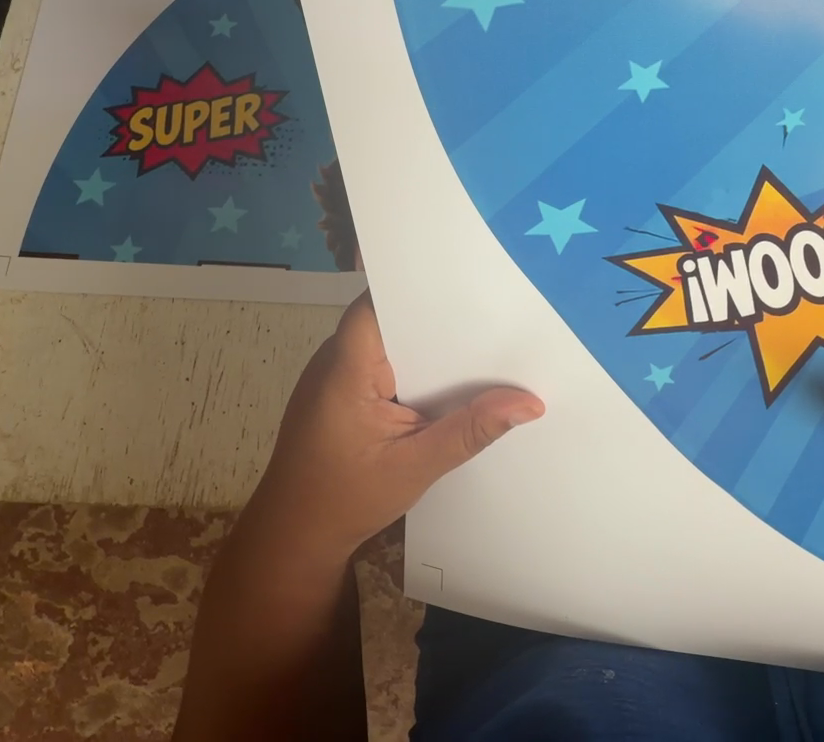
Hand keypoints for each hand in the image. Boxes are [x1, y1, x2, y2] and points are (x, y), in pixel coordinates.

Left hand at [239, 293, 545, 564]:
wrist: (294, 538)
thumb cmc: (345, 501)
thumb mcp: (416, 467)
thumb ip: (470, 431)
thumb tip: (529, 403)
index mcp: (345, 370)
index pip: (376, 305)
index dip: (417, 290)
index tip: (467, 285)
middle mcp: (335, 361)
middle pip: (388, 318)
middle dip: (435, 317)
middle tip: (491, 311)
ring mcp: (335, 375)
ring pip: (387, 340)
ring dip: (426, 343)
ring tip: (480, 339)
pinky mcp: (342, 391)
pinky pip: (382, 362)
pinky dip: (413, 365)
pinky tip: (449, 377)